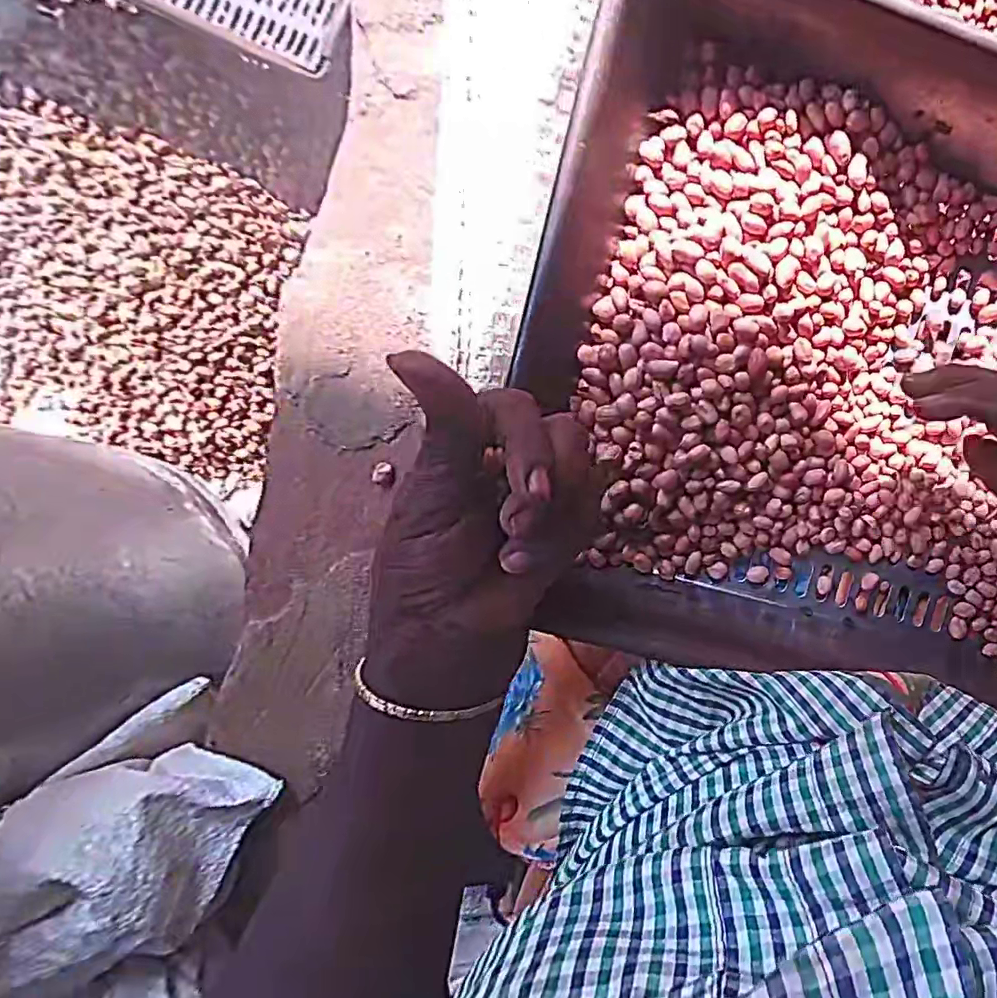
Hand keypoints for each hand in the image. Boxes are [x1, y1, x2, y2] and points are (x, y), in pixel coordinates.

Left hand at [368, 352, 609, 694]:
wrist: (446, 643)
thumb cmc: (421, 570)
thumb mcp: (430, 495)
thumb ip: (447, 427)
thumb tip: (405, 354)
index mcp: (470, 443)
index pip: (519, 407)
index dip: (528, 441)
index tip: (524, 486)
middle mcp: (512, 460)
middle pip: (566, 432)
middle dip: (547, 478)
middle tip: (515, 522)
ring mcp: (546, 494)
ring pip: (587, 471)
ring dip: (554, 517)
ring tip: (511, 552)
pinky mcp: (568, 527)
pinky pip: (591, 514)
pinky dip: (560, 544)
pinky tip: (523, 568)